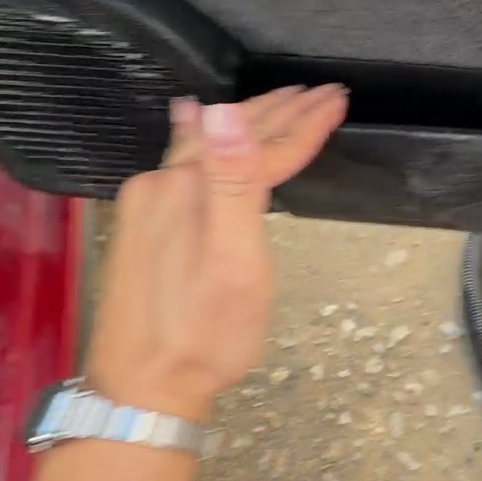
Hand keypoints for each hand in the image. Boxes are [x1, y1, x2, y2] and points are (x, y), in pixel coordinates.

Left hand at [86, 85, 346, 419]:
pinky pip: (186, 156)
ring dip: (252, 118)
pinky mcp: (143, 221)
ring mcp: (150, 201)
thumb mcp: (232, 264)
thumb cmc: (204, 333)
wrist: (142, 389)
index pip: (262, 145)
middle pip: (235, 135)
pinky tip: (194, 117)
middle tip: (322, 91)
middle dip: (283, 110)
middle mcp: (166, 183)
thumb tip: (225, 110)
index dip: (305, 123)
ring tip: (281, 99)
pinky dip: (208, 132)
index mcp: (194, 189)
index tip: (339, 99)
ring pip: (211, 143)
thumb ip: (232, 185)